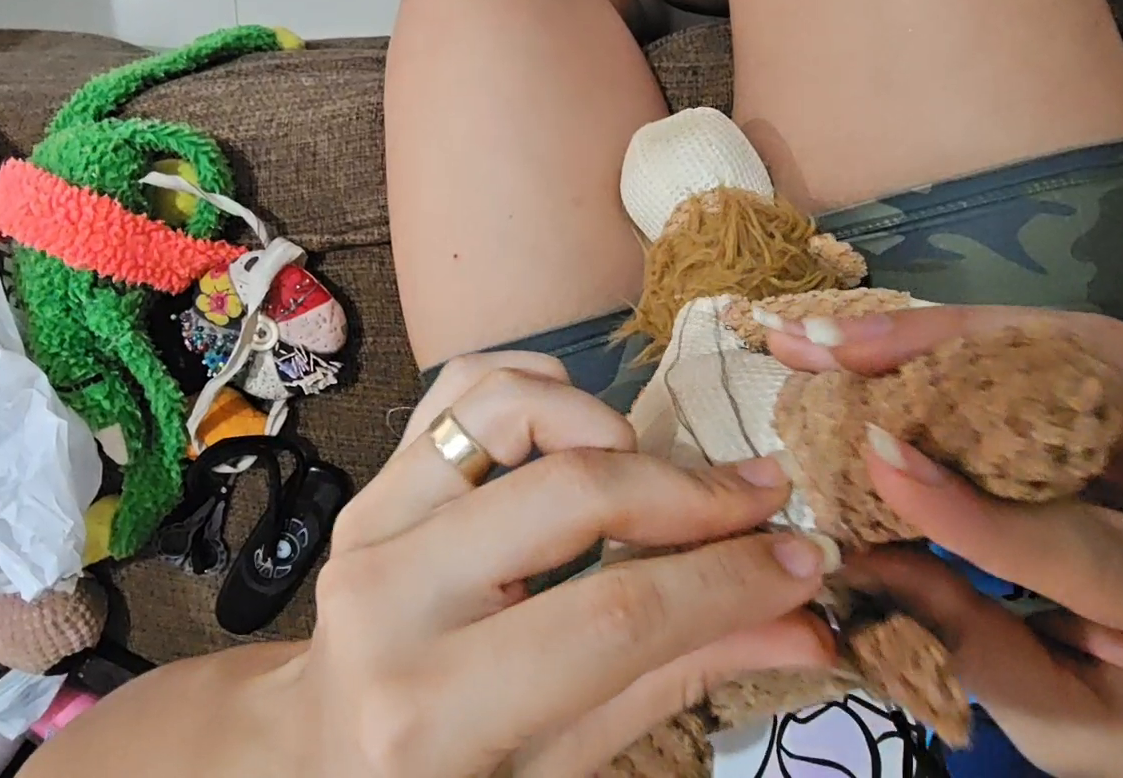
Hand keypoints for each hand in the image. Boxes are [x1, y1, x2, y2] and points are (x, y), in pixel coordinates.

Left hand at [273, 351, 835, 776]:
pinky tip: (577, 419)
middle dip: (687, 491)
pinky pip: (455, 389)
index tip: (801, 556)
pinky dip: (531, 383)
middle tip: (758, 496)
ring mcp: (371, 521)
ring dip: (603, 420)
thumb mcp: (557, 762)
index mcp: (433, 710)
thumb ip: (672, 678)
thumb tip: (801, 623)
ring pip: (503, 408)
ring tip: (651, 466)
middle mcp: (391, 597)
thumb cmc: (443, 777)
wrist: (320, 749)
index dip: (726, 579)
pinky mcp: (374, 481)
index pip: (613, 618)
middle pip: (569, 495)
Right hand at [767, 307, 1122, 776]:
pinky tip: (878, 345)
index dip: (978, 507)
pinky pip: (1050, 352)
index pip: (1099, 548)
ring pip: (1067, 341)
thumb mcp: (1074, 727)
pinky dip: (954, 342)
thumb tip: (856, 556)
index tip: (873, 457)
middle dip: (945, 350)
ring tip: (830, 337)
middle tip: (826, 349)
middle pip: (1096, 375)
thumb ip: (972, 644)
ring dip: (936, 331)